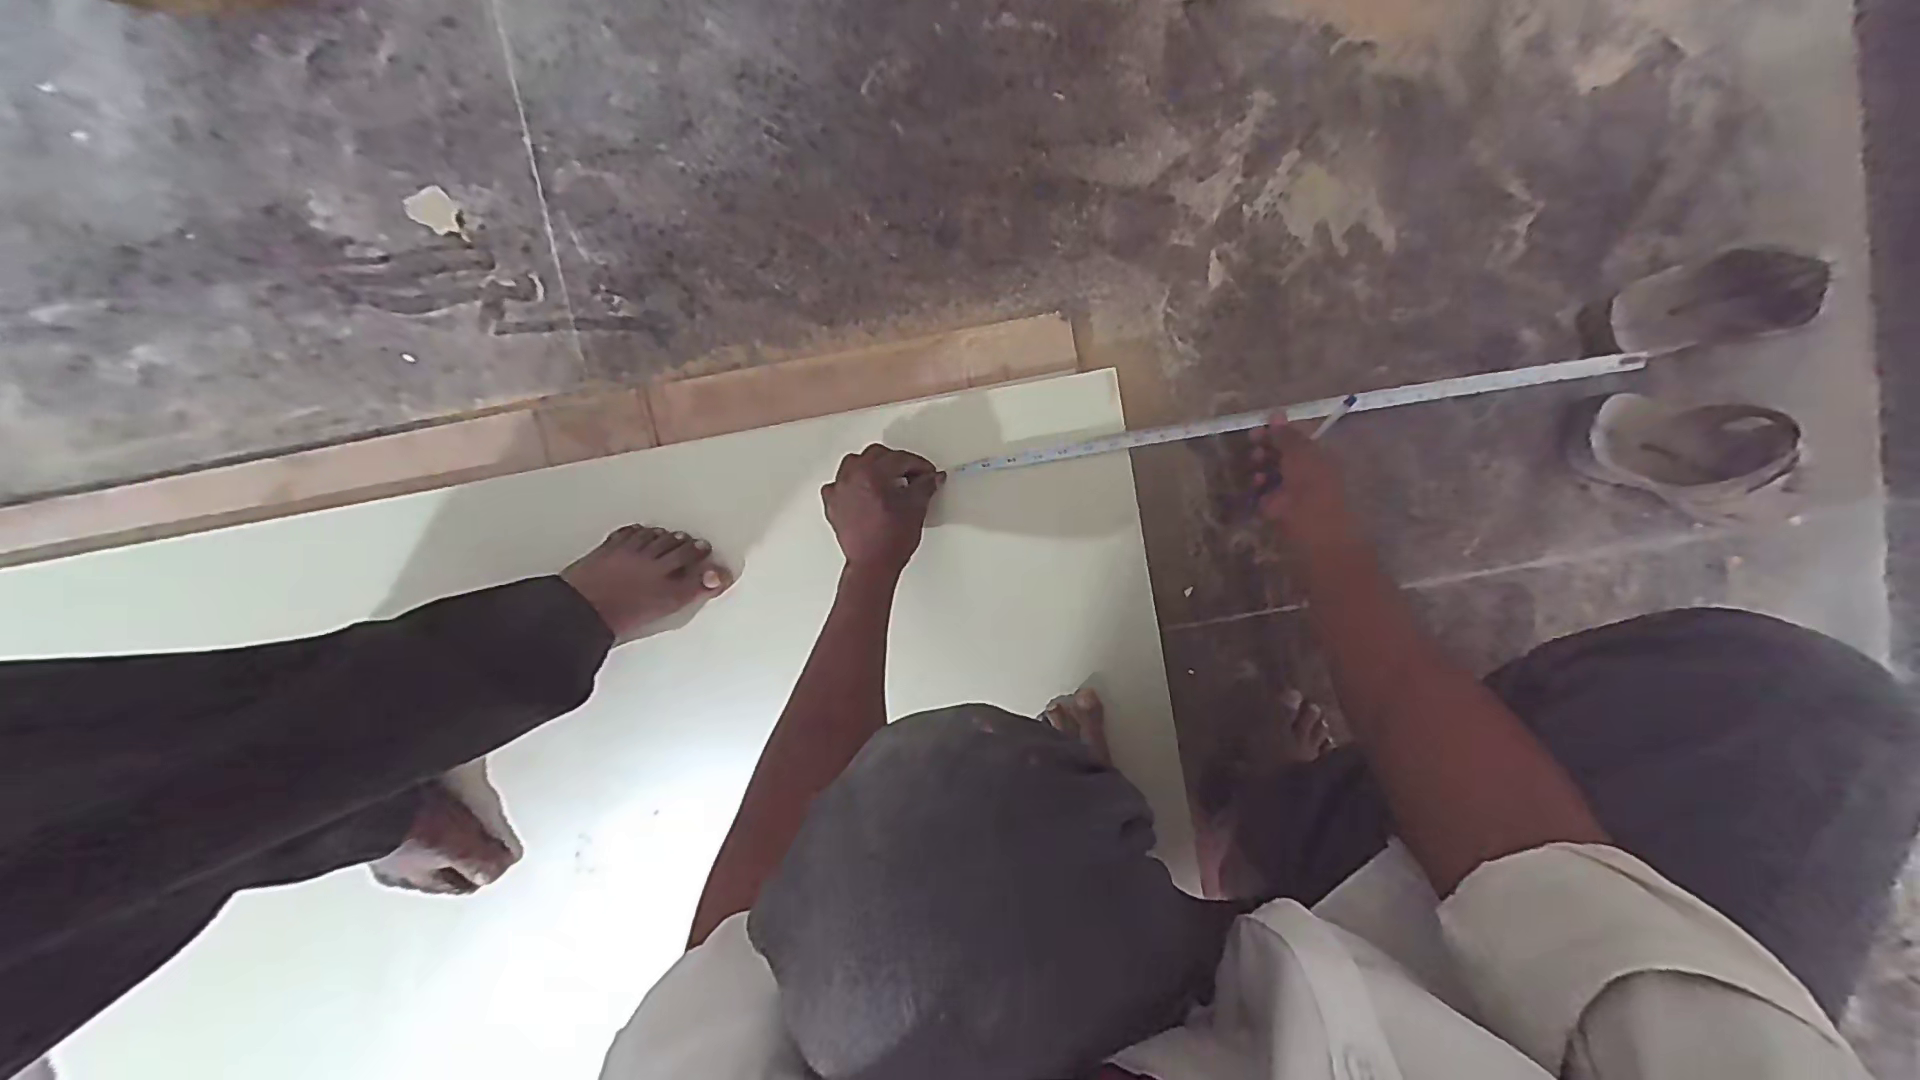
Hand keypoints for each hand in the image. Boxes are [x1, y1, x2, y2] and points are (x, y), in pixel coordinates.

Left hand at [821, 444, 943, 573]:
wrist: (873, 565)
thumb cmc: (889, 542)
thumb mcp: (916, 508)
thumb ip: (925, 486)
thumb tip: (930, 478)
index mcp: (872, 474)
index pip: (899, 458)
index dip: (918, 464)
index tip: (927, 472)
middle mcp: (851, 478)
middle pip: (876, 455)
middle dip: (896, 462)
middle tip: (912, 475)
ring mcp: (839, 491)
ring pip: (854, 464)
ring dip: (872, 467)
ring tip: (888, 480)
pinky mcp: (833, 505)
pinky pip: (840, 484)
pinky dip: (853, 483)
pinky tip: (865, 491)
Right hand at [1249, 418, 1359, 552]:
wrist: (1311, 527)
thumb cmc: (1312, 485)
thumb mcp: (1300, 453)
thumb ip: (1286, 435)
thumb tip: (1275, 414)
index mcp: (1315, 456)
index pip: (1293, 439)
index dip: (1276, 432)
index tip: (1259, 429)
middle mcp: (1302, 470)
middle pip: (1278, 453)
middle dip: (1265, 447)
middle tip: (1254, 444)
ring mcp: (1287, 489)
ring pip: (1268, 470)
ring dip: (1260, 465)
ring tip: (1256, 465)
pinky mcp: (1274, 506)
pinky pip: (1261, 490)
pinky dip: (1257, 486)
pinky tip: (1257, 484)